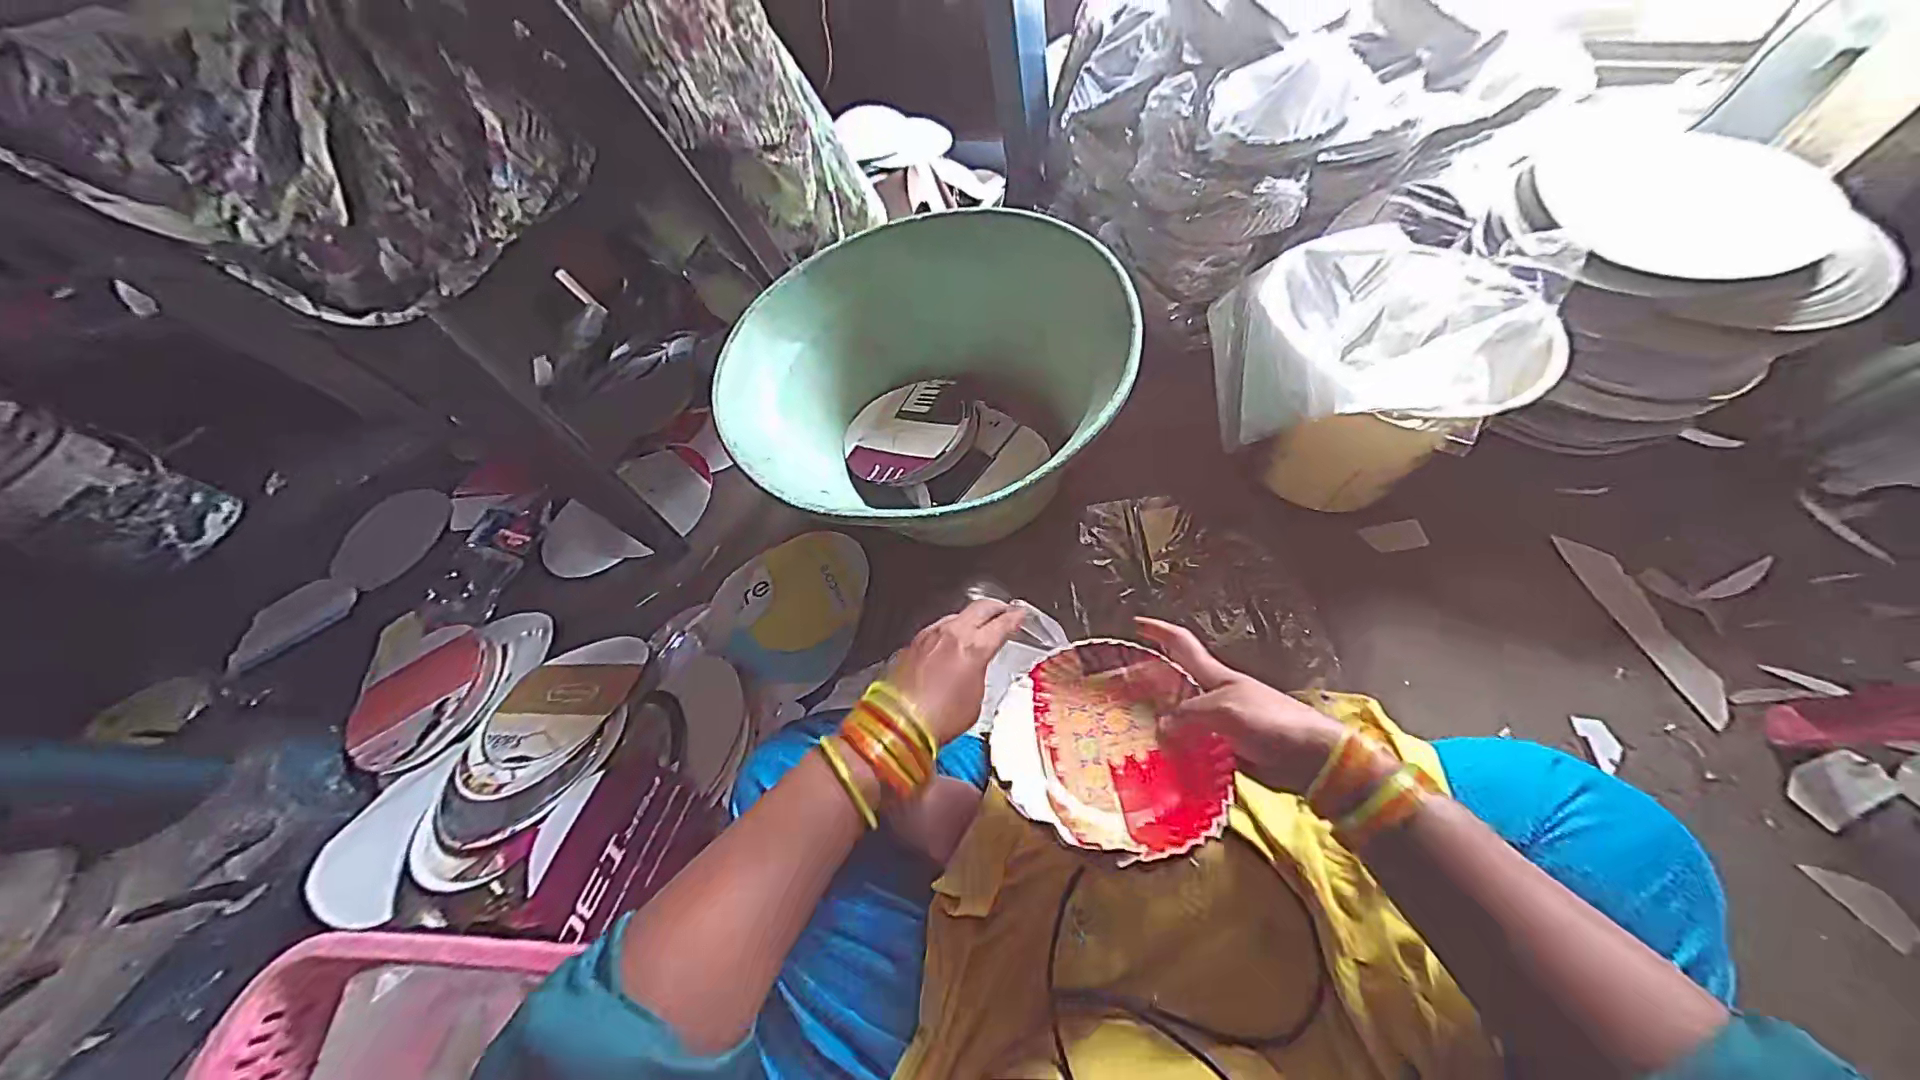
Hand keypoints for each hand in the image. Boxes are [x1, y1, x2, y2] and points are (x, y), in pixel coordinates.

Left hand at [887, 599, 1029, 745]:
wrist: (901, 723)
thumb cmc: (936, 719)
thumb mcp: (976, 699)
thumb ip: (980, 672)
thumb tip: (977, 667)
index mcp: (974, 647)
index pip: (1002, 624)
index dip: (1015, 617)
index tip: (1019, 615)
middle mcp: (951, 634)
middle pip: (981, 607)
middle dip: (996, 608)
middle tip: (1004, 611)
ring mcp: (930, 636)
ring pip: (957, 615)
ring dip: (971, 618)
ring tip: (977, 628)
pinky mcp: (914, 643)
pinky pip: (937, 627)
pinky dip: (950, 630)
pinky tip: (950, 641)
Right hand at [1137, 617, 1383, 794]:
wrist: (1314, 759)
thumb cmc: (1273, 722)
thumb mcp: (1223, 711)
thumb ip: (1187, 716)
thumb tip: (1161, 728)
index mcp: (1215, 676)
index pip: (1181, 645)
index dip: (1159, 632)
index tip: (1137, 622)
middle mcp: (1214, 696)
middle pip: (1173, 685)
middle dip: (1147, 685)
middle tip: (1120, 691)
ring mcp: (1221, 724)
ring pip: (1180, 720)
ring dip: (1158, 726)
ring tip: (1133, 733)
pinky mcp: (1227, 750)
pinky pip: (1192, 748)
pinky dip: (1176, 753)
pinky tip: (1162, 762)